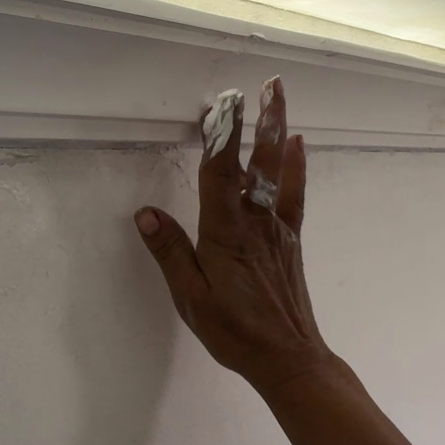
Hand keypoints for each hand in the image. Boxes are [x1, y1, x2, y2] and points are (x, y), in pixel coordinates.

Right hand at [134, 77, 334, 390]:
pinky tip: (298, 146)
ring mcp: (277, 228)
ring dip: (278, 131)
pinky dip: (296, 166)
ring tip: (279, 98)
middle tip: (266, 84)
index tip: (222, 102)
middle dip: (262, 121)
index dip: (222, 136)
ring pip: (277, 171)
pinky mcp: (288, 239)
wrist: (289, 359)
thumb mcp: (191, 298)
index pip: (220, 174)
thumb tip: (146, 213)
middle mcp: (255, 222)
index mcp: (227, 233)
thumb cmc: (234, 330)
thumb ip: (171, 253)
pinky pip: (293, 194)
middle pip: (258, 163)